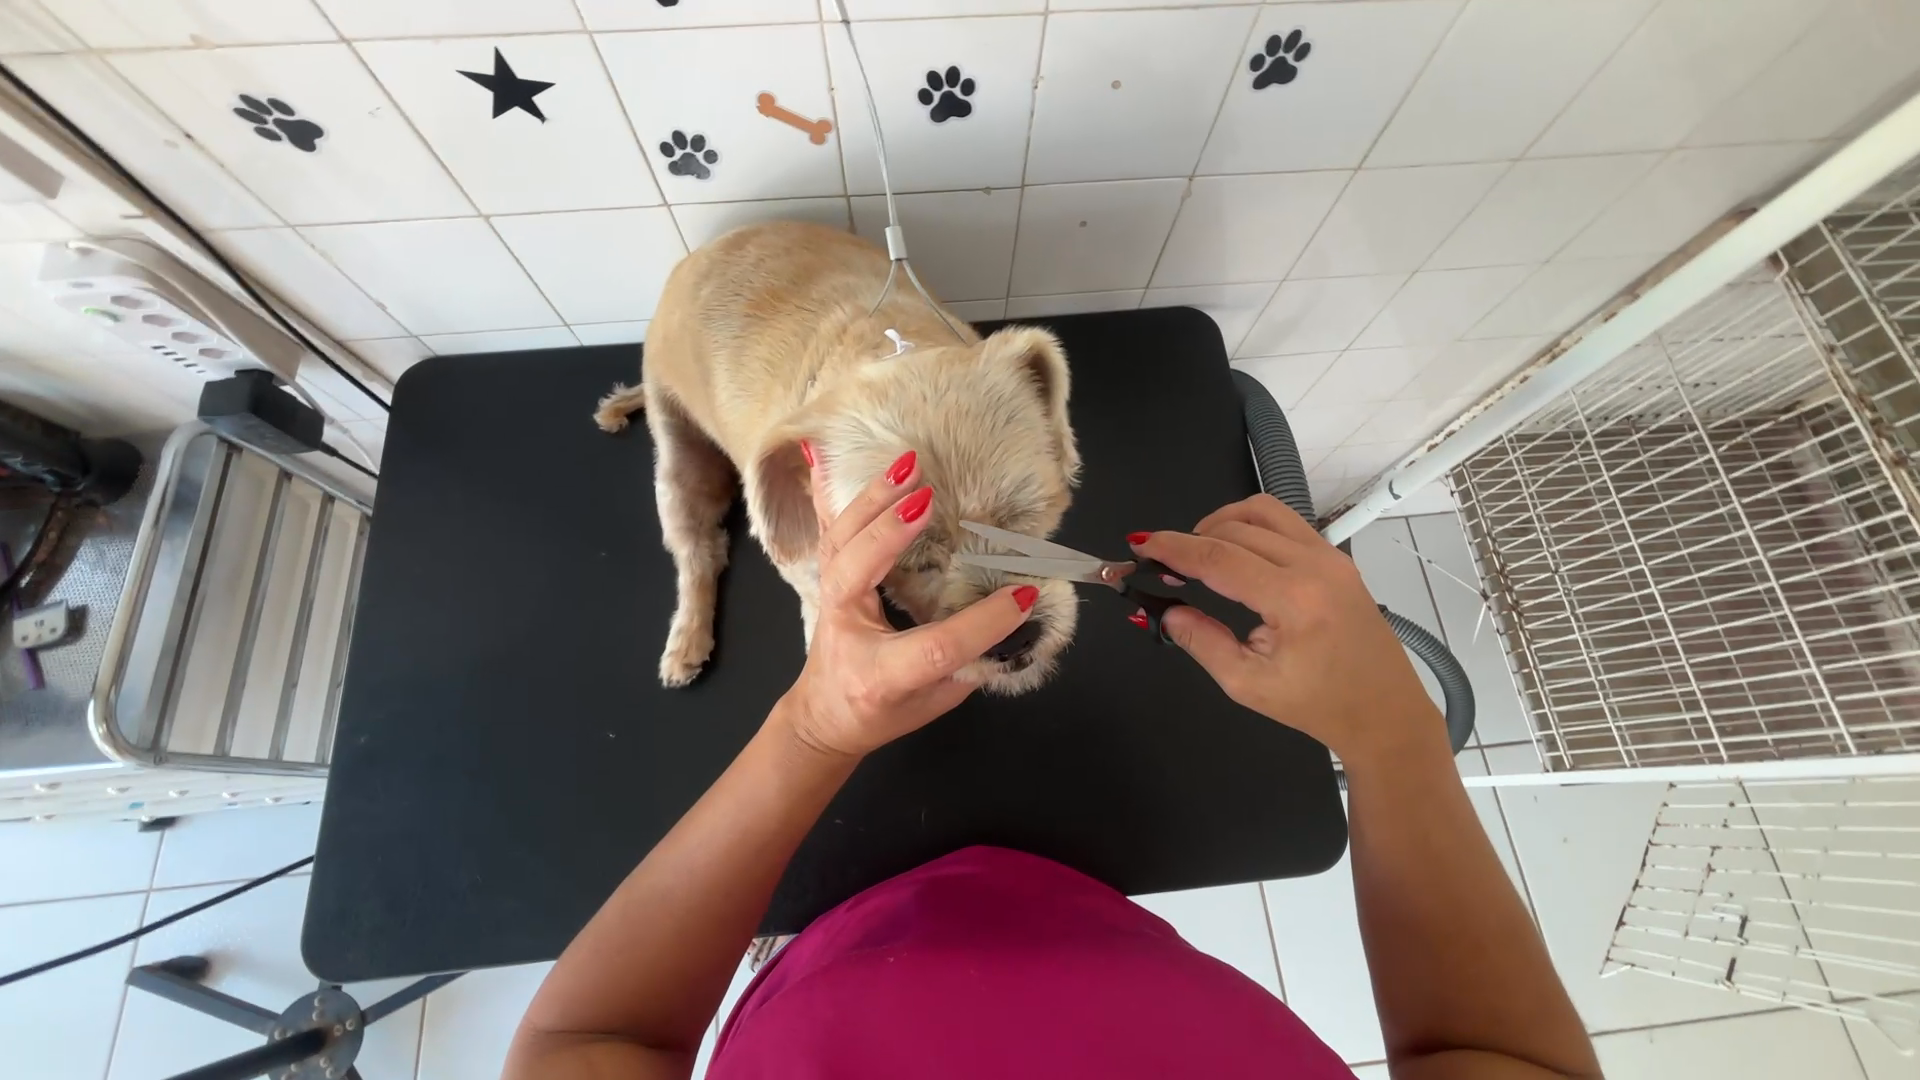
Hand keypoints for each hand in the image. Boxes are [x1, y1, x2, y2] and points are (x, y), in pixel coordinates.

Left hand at [779, 447, 1036, 758]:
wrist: (826, 714)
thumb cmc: (886, 713)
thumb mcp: (938, 702)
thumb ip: (974, 661)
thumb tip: (1021, 613)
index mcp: (882, 674)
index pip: (935, 647)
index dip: (981, 624)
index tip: (1024, 596)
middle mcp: (846, 630)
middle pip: (857, 572)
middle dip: (890, 531)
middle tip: (925, 496)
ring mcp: (829, 600)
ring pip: (838, 543)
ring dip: (870, 500)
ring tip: (905, 465)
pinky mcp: (827, 578)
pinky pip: (825, 529)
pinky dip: (827, 491)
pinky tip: (824, 453)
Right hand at [1135, 495, 1442, 764]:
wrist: (1385, 714)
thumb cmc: (1317, 706)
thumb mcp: (1247, 684)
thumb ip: (1201, 642)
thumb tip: (1165, 612)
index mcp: (1293, 600)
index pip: (1219, 557)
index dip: (1173, 548)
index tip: (1140, 546)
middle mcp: (1315, 566)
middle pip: (1235, 529)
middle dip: (1190, 539)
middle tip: (1162, 564)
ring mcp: (1331, 557)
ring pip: (1262, 511)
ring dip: (1221, 522)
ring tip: (1197, 551)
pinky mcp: (1336, 558)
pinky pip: (1285, 521)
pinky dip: (1249, 525)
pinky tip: (1233, 551)